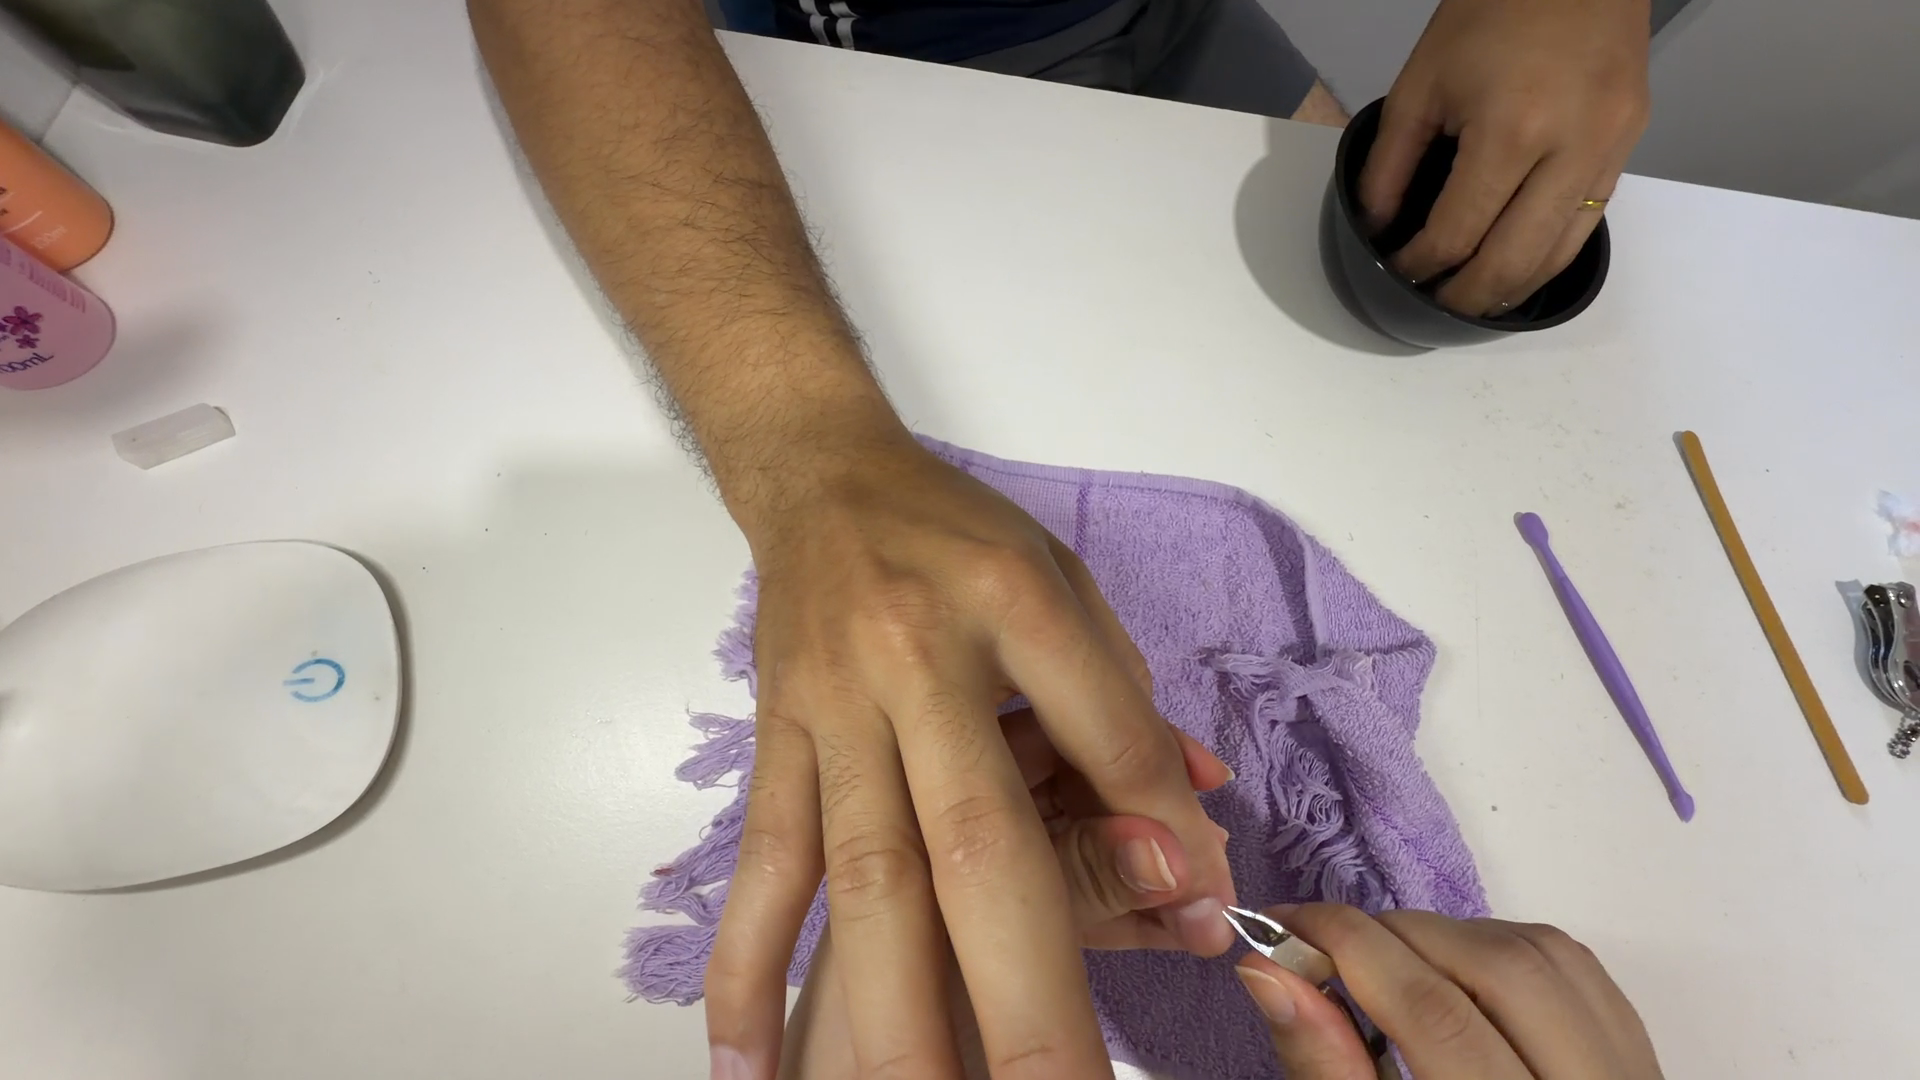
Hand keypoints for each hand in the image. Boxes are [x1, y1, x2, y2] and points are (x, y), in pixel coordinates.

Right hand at [705, 433, 1236, 1079]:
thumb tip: (1188, 805)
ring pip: (863, 874)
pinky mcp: (776, 735)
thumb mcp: (1060, 577)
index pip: (1101, 732)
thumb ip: (1118, 692)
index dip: (1161, 828)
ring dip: (891, 1011)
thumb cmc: (956, 528)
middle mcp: (914, 661)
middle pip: (974, 839)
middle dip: (1027, 987)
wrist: (826, 483)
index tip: (1206, 914)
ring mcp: (833, 709)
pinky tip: (743, 1066)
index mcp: (1007, 602)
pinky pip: (763, 860)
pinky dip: (748, 968)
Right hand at [1235, 904, 1664, 1077]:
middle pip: (1494, 972)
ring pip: (1538, 955)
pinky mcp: (1643, 1061)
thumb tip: (1264, 965)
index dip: (1345, 943)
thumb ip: (1323, 1064)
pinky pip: (1570, 966)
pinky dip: (1497, 943)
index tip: (1280, 921)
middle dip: (1390, 935)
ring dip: (1443, 936)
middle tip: (1328, 950)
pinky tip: (1454, 972)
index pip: (1434, 1013)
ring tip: (1388, 962)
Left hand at [1362, 0, 1650, 316]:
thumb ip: (1387, 170)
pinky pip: (1589, 222)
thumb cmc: (1488, 14)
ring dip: (1509, 290)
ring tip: (1469, 301)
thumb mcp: (1416, 90)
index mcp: (1513, 132)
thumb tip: (1377, 231)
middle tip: (1431, 305)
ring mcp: (1613, 146)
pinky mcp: (1631, 142)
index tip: (1397, 269)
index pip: (1456, 235)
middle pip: (1512, 260)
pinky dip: (1546, 258)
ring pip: (1558, 253)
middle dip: (1463, 296)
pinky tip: (1513, 270)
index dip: (1416, 266)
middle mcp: (1573, 148)